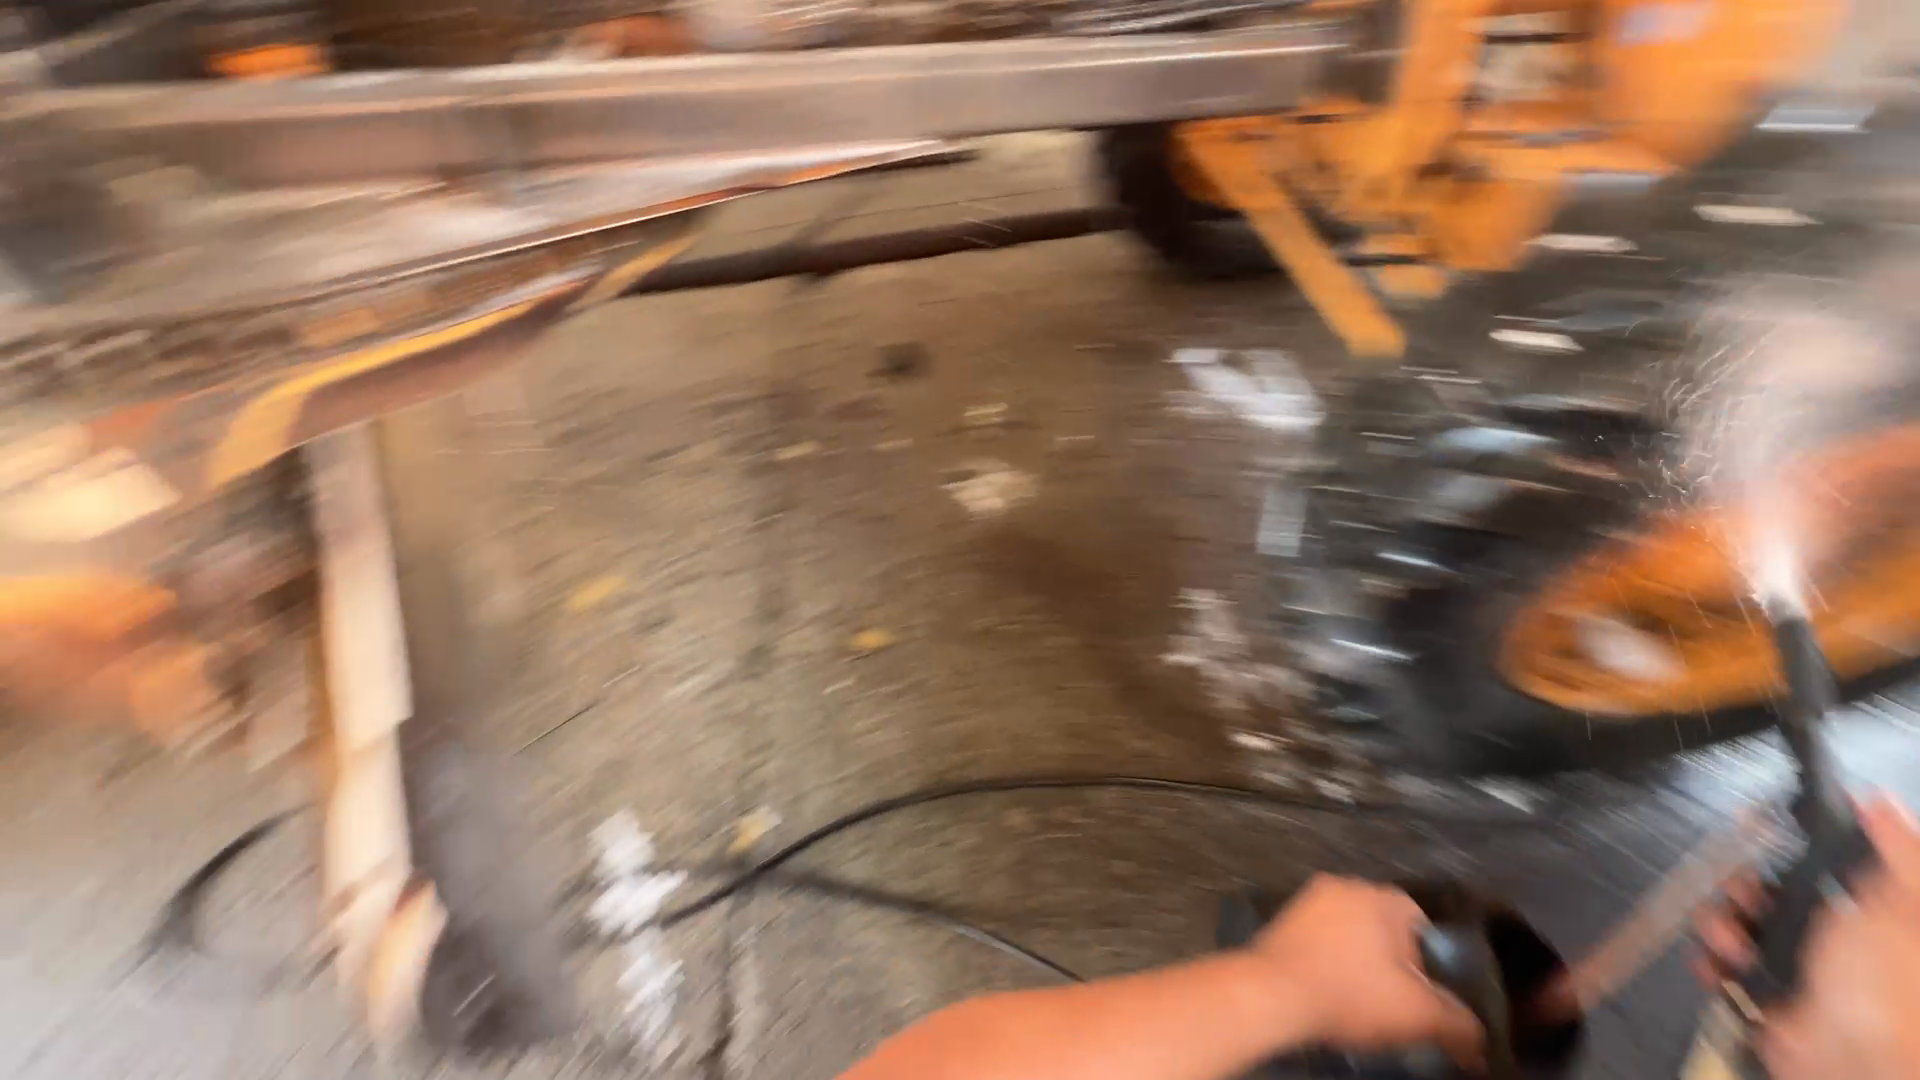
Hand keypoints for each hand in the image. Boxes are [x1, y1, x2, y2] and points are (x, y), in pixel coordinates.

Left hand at [1252, 875, 1483, 1066]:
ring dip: (1359, 957)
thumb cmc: (1352, 993)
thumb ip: (1460, 1023)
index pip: (1420, 920)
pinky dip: (1330, 957)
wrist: (1275, 992)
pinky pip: (1321, 935)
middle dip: (1394, 958)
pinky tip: (1331, 985)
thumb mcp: (1420, 1016)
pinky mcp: (1284, 916)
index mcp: (1380, 897)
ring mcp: (1309, 898)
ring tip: (1363, 995)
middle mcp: (1344, 885)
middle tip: (1396, 996)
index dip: (1429, 958)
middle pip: (1384, 924)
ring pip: (1350, 929)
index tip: (1425, 989)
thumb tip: (1478, 1038)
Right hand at [1695, 797, 1919, 1079]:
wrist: (1856, 1060)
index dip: (1775, 846)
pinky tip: (1719, 965)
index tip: (1747, 830)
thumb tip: (1877, 798)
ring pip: (1732, 924)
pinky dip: (1710, 961)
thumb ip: (1896, 855)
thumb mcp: (1900, 909)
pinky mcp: (1762, 992)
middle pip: (1760, 891)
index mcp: (1862, 916)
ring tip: (1731, 945)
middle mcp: (1826, 938)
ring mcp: (1792, 967)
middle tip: (1743, 899)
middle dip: (1737, 890)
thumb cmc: (1886, 984)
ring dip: (1719, 928)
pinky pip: (1717, 962)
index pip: (1807, 864)